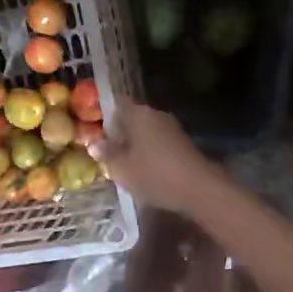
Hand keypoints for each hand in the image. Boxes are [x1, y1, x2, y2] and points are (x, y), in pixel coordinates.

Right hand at [91, 100, 222, 215]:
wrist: (200, 189)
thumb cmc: (155, 175)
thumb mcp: (122, 169)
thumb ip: (106, 154)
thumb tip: (94, 143)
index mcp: (139, 114)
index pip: (115, 102)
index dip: (102, 113)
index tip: (92, 128)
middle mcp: (156, 115)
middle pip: (130, 117)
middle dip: (117, 132)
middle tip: (104, 152)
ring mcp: (172, 128)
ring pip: (144, 131)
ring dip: (133, 144)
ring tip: (121, 165)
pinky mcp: (182, 143)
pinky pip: (157, 142)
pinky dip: (147, 152)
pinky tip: (143, 170)